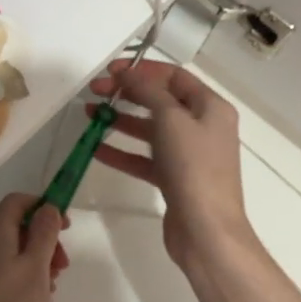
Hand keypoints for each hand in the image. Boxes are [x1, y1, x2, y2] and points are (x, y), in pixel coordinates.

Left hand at [0, 193, 70, 301]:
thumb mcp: (36, 267)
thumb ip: (44, 233)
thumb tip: (47, 206)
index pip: (16, 201)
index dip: (42, 206)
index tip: (66, 225)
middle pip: (16, 226)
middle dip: (44, 237)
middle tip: (64, 264)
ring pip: (14, 250)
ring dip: (39, 259)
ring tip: (54, 284)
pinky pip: (8, 270)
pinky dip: (27, 275)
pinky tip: (40, 297)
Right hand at [89, 59, 250, 267]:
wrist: (207, 232)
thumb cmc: (193, 167)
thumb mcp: (170, 118)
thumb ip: (148, 91)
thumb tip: (128, 74)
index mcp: (210, 107)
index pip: (173, 76)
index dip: (141, 69)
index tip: (109, 71)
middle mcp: (202, 127)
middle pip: (159, 100)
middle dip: (126, 93)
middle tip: (95, 91)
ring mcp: (189, 154)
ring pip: (149, 129)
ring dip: (120, 120)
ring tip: (90, 115)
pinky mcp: (175, 179)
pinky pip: (144, 157)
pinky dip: (122, 151)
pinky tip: (96, 149)